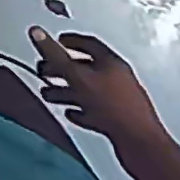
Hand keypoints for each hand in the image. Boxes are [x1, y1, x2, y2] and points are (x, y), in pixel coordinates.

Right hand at [30, 27, 174, 176]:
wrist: (143, 149)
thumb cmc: (113, 108)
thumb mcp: (77, 76)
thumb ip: (54, 54)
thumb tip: (36, 30)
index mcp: (112, 63)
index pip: (88, 43)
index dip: (70, 40)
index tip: (56, 40)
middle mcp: (118, 79)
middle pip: (85, 67)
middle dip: (62, 69)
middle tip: (45, 70)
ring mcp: (121, 101)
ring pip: (88, 90)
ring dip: (67, 91)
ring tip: (49, 94)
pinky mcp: (120, 122)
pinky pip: (96, 110)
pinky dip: (81, 110)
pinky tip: (72, 113)